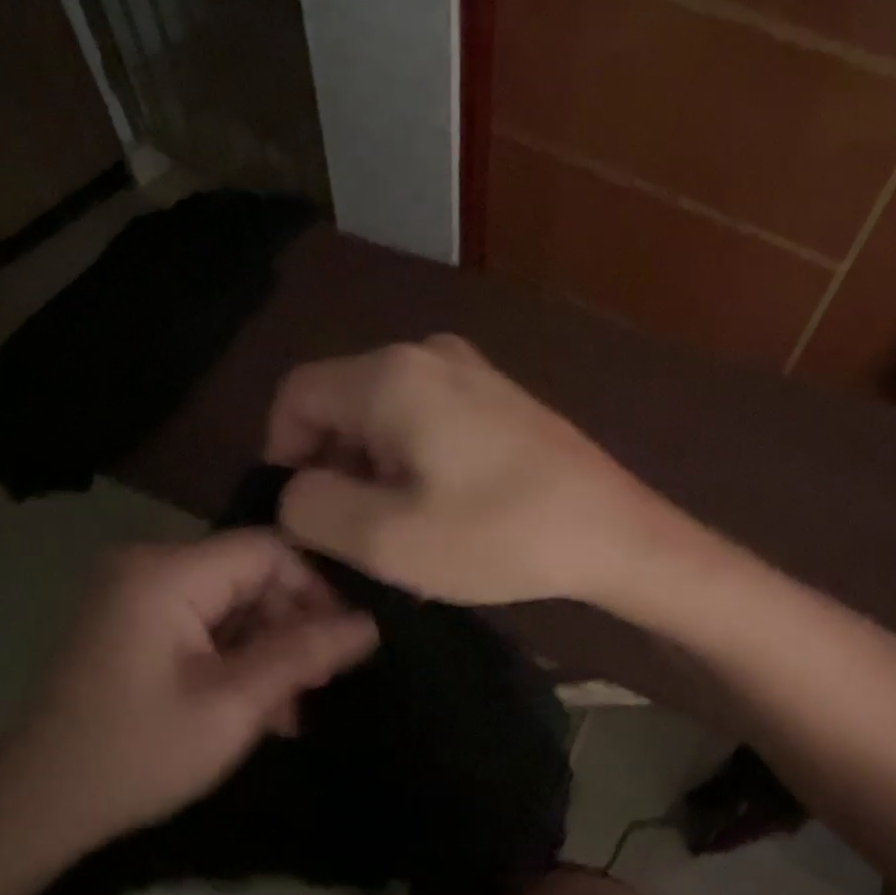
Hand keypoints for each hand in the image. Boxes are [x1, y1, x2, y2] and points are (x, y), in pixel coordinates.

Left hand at [0, 531, 376, 854]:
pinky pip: (205, 624)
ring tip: (289, 710)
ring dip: (268, 651)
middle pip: (251, 576)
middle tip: (316, 687)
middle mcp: (148, 567)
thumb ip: (303, 655)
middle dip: (291, 629)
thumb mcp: (233, 707)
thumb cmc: (136, 756)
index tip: (343, 644)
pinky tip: (257, 708)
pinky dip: (236, 659)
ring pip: (233, 604)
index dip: (316, 590)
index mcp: (165, 574)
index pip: (269, 550)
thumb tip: (370, 624)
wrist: (33, 812)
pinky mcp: (132, 625)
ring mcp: (136, 596)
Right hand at [266, 334, 679, 604]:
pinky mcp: (501, 400)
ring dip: (375, 472)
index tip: (301, 514)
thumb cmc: (498, 535)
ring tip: (400, 532)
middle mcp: (428, 355)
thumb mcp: (386, 539)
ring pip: (386, 416)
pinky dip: (414, 463)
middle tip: (352, 534)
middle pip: (342, 403)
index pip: (296, 394)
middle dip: (332, 467)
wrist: (614, 534)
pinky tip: (441, 513)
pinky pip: (428, 421)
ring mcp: (473, 372)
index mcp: (391, 375)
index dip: (280, 454)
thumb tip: (294, 489)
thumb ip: (312, 507)